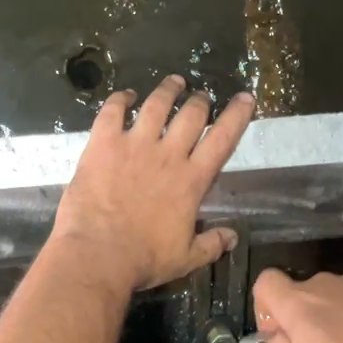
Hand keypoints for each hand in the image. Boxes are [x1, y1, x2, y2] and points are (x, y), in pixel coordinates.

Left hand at [52, 77, 254, 291]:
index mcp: (192, 180)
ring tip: (174, 82)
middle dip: (200, 101)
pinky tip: (125, 95)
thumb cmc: (144, 259)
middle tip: (201, 96)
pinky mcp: (103, 144)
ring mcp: (134, 145)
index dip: (237, 115)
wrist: (98, 254)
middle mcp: (168, 154)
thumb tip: (233, 237)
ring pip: (156, 105)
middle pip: (191, 115)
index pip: (223, 139)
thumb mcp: (186, 258)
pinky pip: (112, 110)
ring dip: (167, 90)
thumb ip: (211, 243)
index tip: (245, 98)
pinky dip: (120, 99)